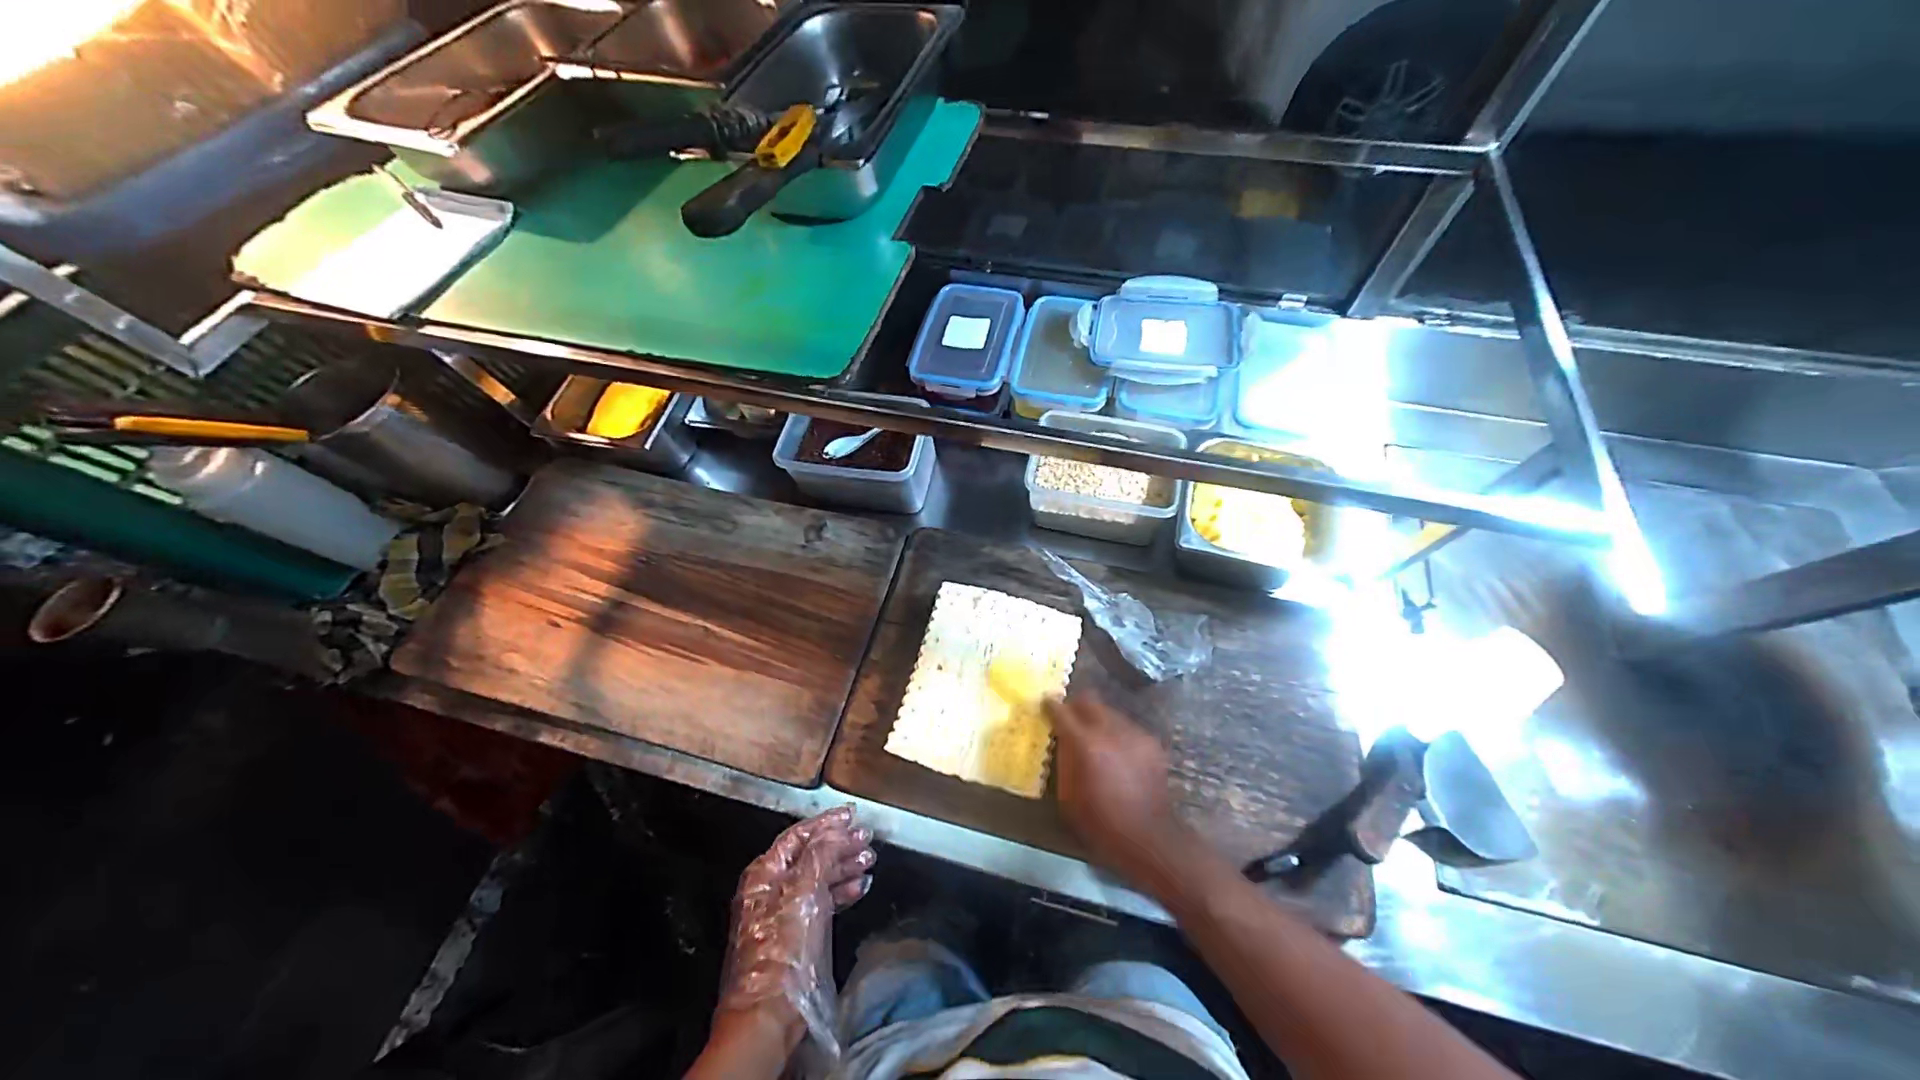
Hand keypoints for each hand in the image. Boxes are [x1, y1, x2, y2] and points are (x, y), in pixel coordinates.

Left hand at [716, 805, 874, 1056]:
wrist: (769, 1012)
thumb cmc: (782, 950)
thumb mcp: (804, 891)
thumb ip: (821, 855)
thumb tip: (835, 831)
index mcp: (765, 873)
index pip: (798, 836)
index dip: (826, 823)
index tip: (851, 815)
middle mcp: (770, 889)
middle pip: (809, 856)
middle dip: (839, 845)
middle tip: (865, 838)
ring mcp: (782, 914)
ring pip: (817, 878)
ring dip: (843, 867)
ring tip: (869, 861)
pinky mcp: (794, 937)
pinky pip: (820, 902)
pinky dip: (840, 891)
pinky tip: (859, 888)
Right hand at [1047, 693, 1186, 888]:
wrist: (1148, 838)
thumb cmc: (1100, 823)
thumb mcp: (1068, 796)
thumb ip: (1063, 760)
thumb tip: (1061, 740)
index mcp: (1085, 743)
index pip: (1061, 711)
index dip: (1050, 706)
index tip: (1045, 706)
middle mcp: (1111, 730)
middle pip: (1089, 700)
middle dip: (1076, 706)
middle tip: (1069, 719)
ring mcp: (1135, 734)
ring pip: (1110, 712)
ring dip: (1098, 720)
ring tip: (1095, 739)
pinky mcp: (1152, 743)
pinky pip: (1128, 728)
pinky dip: (1117, 734)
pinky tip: (1116, 753)